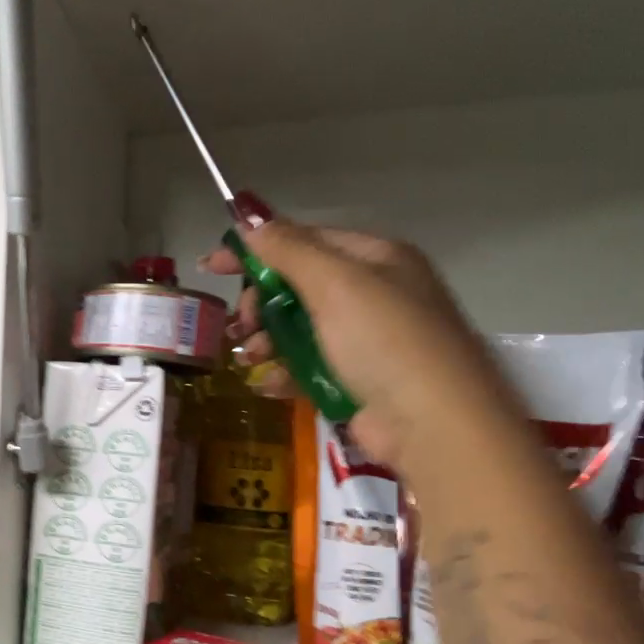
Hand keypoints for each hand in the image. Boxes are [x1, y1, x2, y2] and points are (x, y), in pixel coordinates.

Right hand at [202, 217, 514, 465]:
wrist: (433, 423)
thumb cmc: (384, 341)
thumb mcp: (335, 284)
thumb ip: (289, 250)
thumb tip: (249, 220)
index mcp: (375, 258)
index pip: (304, 241)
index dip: (255, 251)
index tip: (210, 266)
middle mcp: (373, 293)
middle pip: (297, 287)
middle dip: (260, 304)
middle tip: (241, 326)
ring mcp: (366, 340)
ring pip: (298, 329)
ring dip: (266, 341)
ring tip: (249, 359)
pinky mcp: (357, 381)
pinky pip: (308, 367)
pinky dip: (284, 373)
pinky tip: (267, 384)